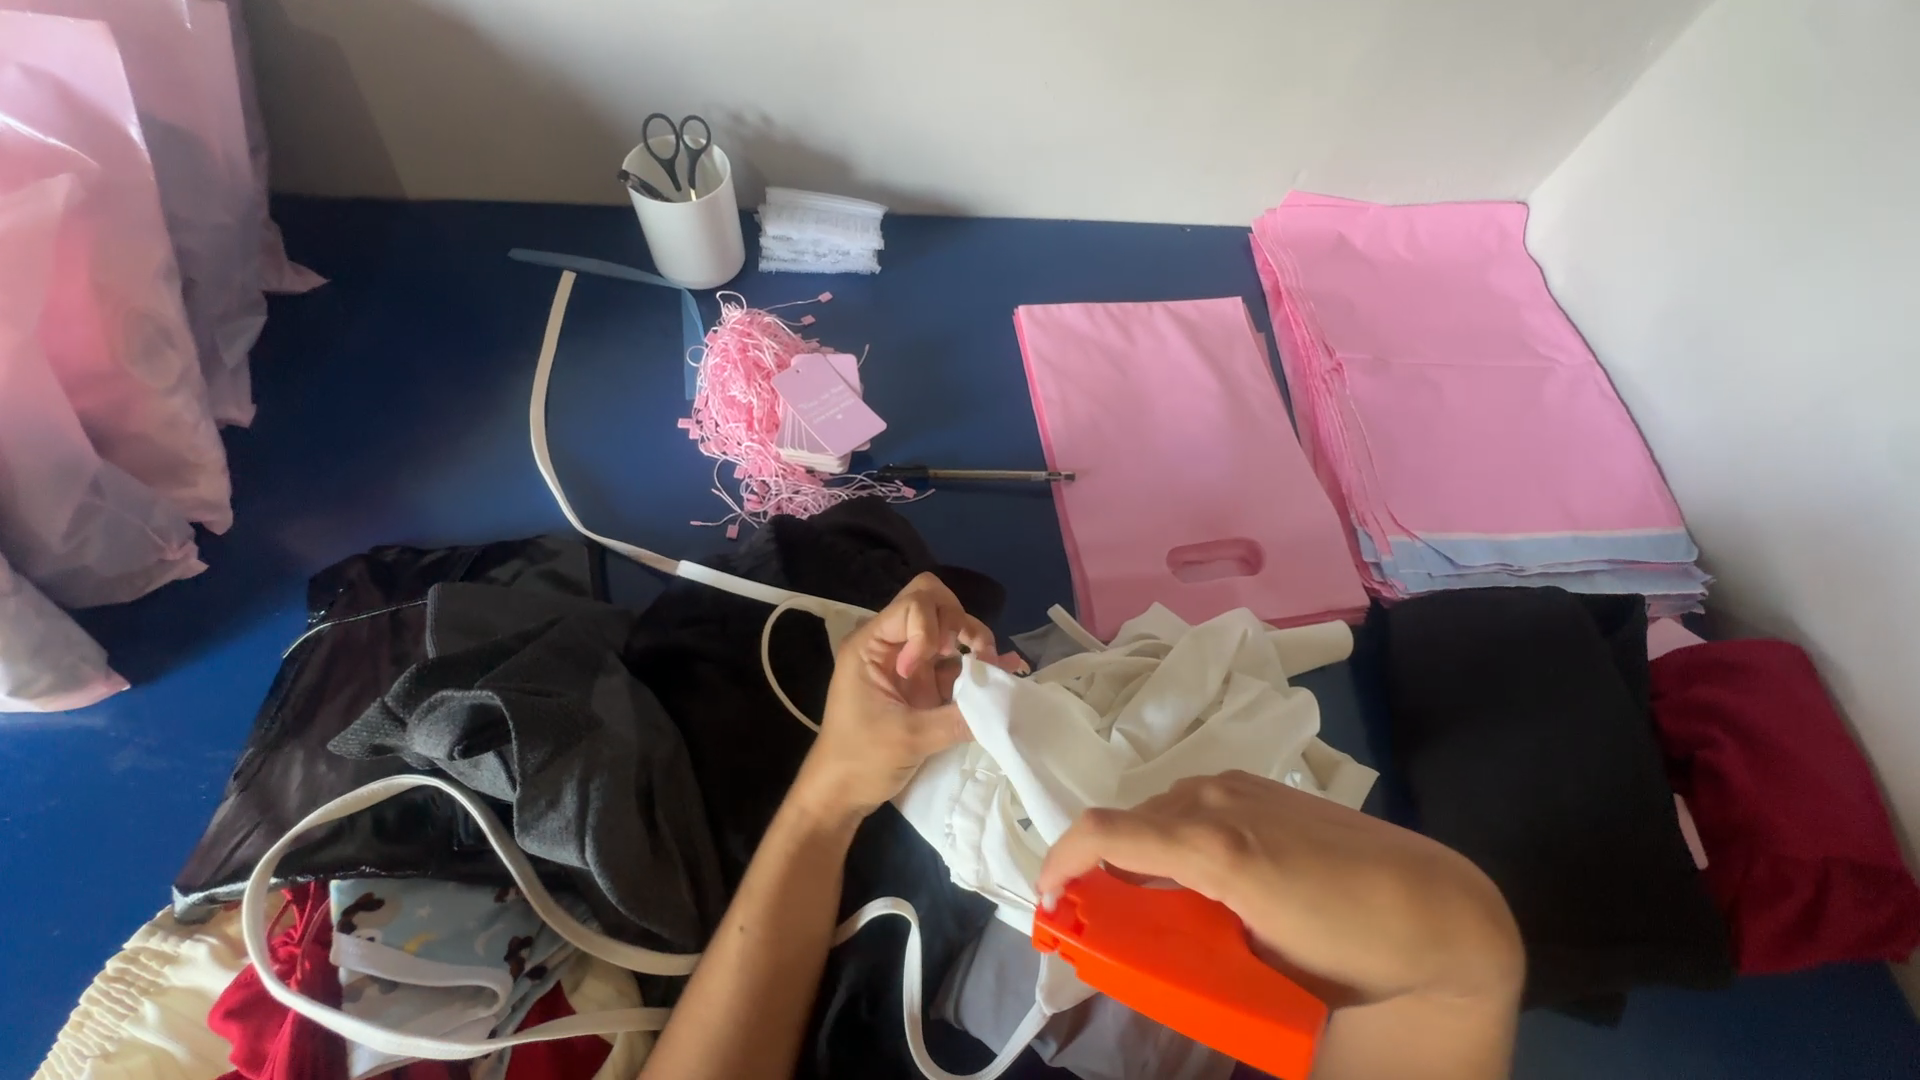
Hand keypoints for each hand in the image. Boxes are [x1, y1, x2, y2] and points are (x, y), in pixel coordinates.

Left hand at [788, 573, 1024, 824]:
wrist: (842, 794)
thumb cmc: (860, 760)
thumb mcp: (909, 739)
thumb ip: (959, 718)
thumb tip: (1006, 704)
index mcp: (871, 645)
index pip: (914, 604)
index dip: (928, 631)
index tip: (915, 672)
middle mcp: (891, 644)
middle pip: (934, 603)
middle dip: (961, 625)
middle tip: (974, 657)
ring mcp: (909, 662)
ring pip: (949, 629)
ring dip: (974, 644)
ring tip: (989, 672)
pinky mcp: (924, 683)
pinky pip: (955, 661)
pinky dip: (978, 667)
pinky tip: (1001, 676)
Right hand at [1037, 771, 1522, 1008]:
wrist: (1436, 905)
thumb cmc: (1349, 947)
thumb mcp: (1256, 962)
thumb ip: (1182, 941)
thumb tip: (1133, 940)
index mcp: (1208, 844)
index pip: (1102, 832)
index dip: (1059, 862)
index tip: (1048, 902)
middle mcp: (1211, 798)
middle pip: (1123, 821)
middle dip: (1095, 864)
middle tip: (1095, 913)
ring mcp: (1235, 784)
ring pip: (1155, 810)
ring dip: (1135, 849)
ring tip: (1148, 899)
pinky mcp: (1255, 784)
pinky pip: (1189, 802)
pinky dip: (1170, 834)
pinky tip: (1197, 872)